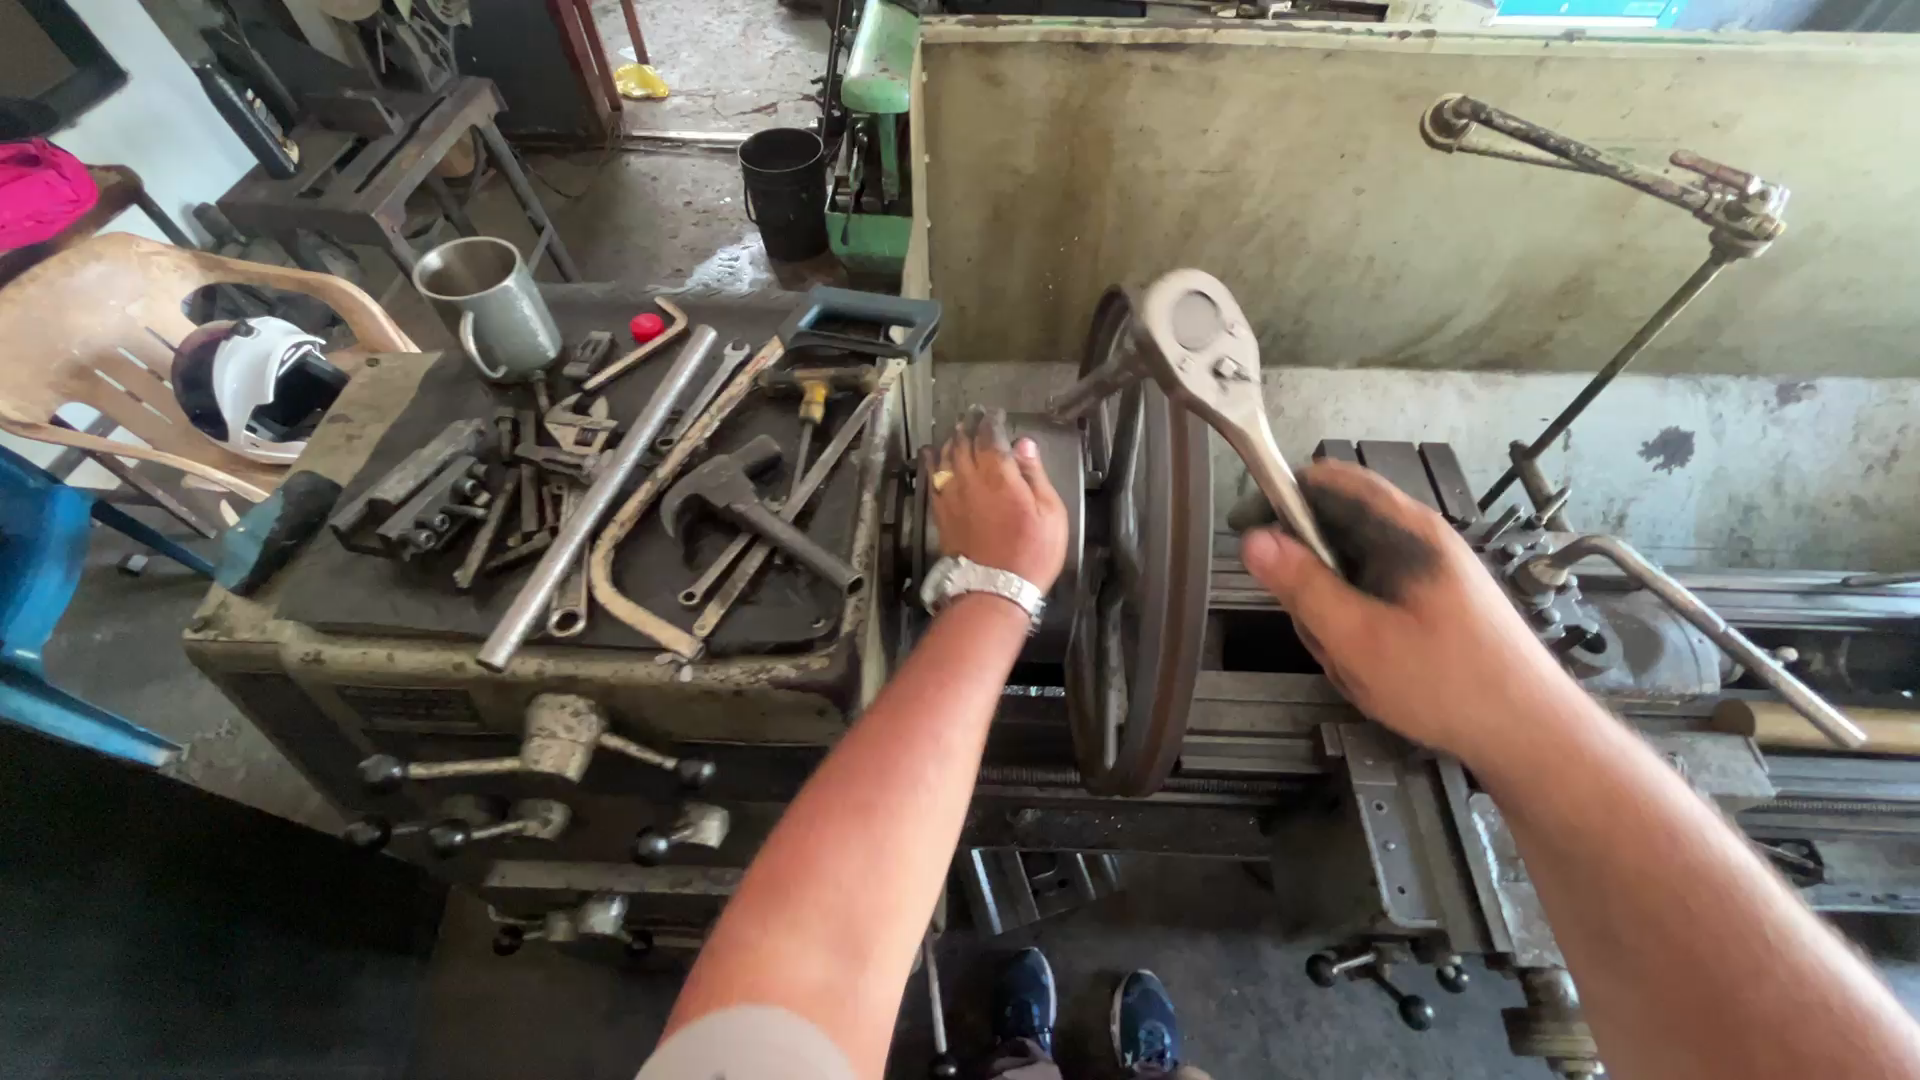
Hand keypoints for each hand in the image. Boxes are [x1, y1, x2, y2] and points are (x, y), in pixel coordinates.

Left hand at [926, 406, 1067, 592]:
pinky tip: (932, 457)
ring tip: (954, 434)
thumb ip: (1035, 475)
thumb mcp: (1050, 513)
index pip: (990, 437)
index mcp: (1000, 475)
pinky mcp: (941, 515)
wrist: (995, 590)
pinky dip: (931, 465)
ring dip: (949, 443)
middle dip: (967, 427)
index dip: (990, 422)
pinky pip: (932, 481)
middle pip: (963, 444)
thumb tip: (1023, 445)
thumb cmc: (1031, 553)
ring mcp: (952, 497)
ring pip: (944, 459)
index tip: (993, 415)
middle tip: (970, 418)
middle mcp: (971, 480)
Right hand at [1238, 461, 1588, 764]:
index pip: (1329, 481)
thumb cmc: (1448, 684)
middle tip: (1317, 628)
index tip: (1252, 537)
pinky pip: (1365, 598)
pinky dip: (1351, 628)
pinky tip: (1367, 665)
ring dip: (1328, 613)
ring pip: (1343, 572)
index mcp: (1406, 532)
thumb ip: (1303, 586)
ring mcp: (1423, 573)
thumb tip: (1253, 540)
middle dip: (1306, 577)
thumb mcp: (1359, 638)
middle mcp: (1416, 541)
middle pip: (1331, 531)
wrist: (1531, 737)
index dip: (1282, 498)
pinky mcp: (1426, 602)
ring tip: (1350, 658)